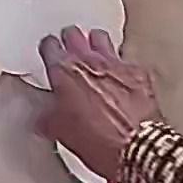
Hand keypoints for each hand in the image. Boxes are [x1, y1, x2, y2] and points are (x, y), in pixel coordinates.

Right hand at [39, 27, 160, 182]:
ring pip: (100, 37)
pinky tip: (120, 75)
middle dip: (70, 40)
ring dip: (95, 44)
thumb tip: (44, 119)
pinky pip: (126, 60)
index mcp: (63, 72)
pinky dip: (121, 65)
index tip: (49, 52)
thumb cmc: (98, 140)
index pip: (49, 45)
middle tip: (69, 49)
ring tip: (94, 53)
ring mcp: (115, 64)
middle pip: (74, 34)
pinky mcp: (138, 72)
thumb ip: (47, 116)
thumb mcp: (59, 131)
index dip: (48, 49)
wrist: (135, 149)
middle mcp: (88, 61)